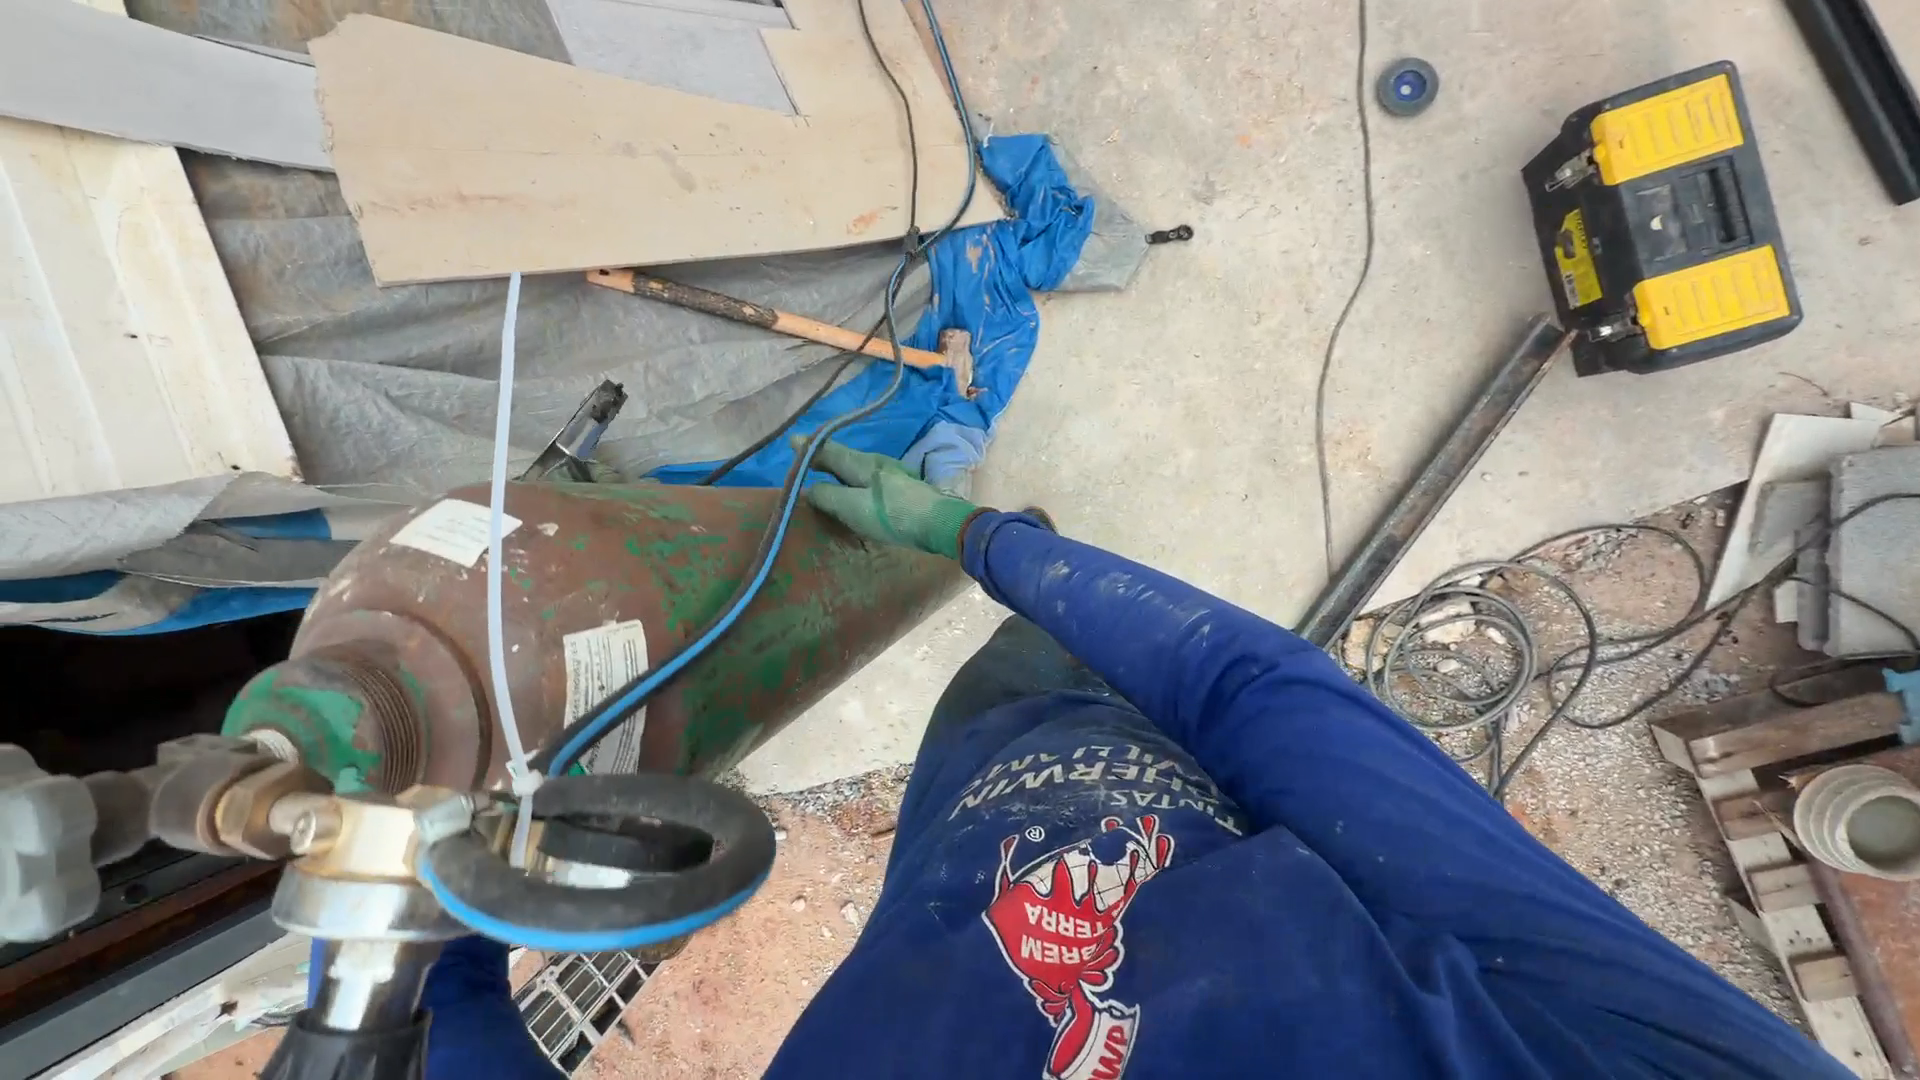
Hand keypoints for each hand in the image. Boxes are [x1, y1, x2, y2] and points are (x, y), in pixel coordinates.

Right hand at [799, 438, 982, 558]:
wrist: (941, 524)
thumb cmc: (894, 514)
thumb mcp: (854, 507)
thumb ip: (829, 497)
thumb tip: (808, 490)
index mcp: (862, 464)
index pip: (830, 451)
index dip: (810, 448)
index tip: (793, 441)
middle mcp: (877, 463)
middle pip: (845, 458)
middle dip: (825, 457)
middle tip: (806, 459)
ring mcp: (893, 476)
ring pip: (858, 468)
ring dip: (840, 469)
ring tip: (827, 474)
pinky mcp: (904, 490)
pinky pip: (870, 480)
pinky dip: (855, 482)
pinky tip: (856, 491)